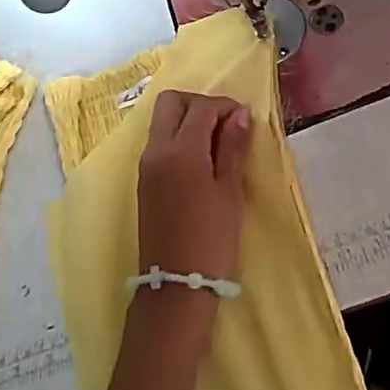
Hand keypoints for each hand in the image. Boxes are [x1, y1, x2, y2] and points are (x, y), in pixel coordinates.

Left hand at [137, 91, 251, 283]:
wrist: (177, 285)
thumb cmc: (213, 239)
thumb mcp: (230, 191)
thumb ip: (232, 147)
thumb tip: (239, 115)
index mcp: (180, 151)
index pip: (200, 108)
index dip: (225, 106)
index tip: (245, 119)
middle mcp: (155, 151)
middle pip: (171, 103)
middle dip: (199, 104)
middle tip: (226, 124)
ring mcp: (145, 165)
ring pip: (162, 121)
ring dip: (188, 120)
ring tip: (218, 144)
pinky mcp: (143, 180)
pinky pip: (159, 142)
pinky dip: (180, 138)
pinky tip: (203, 160)